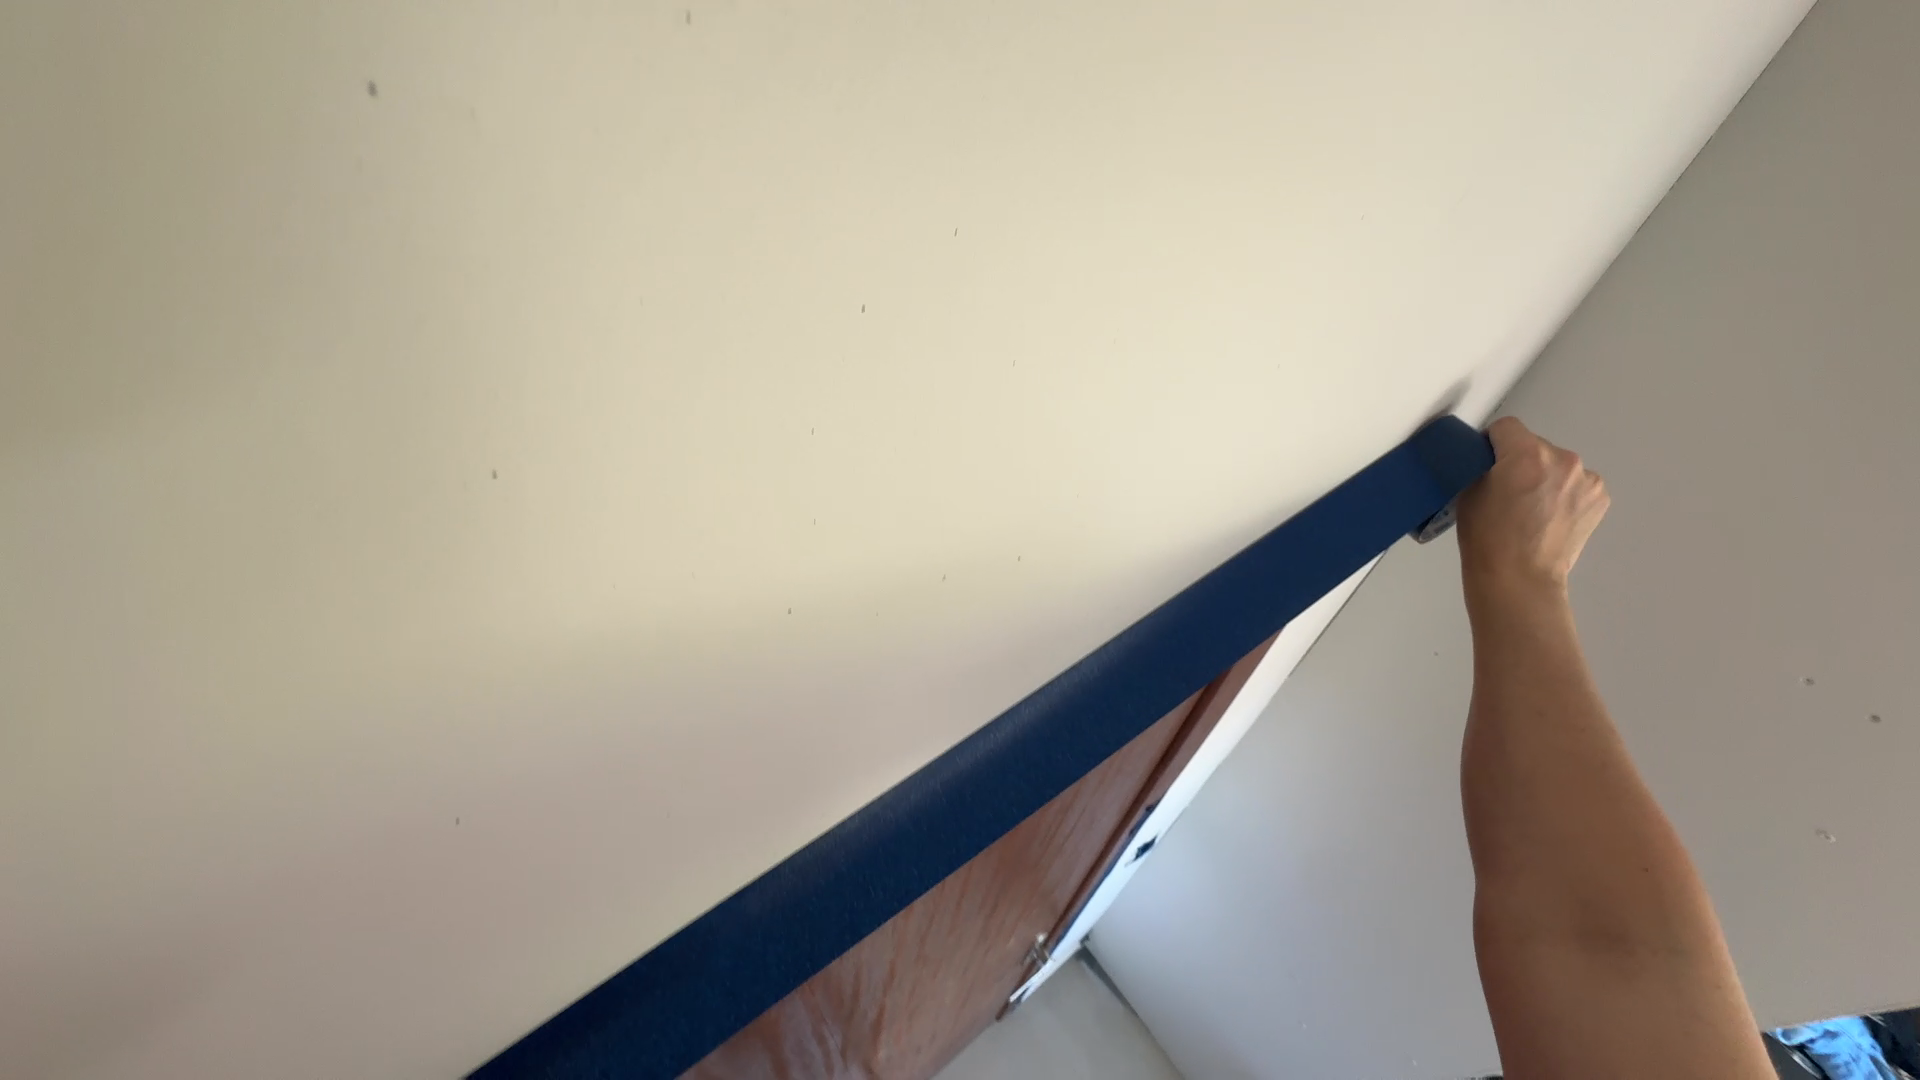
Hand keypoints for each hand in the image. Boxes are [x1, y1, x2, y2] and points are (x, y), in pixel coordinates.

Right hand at [1456, 417, 1609, 591]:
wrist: (1518, 577)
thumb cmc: (1484, 537)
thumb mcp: (1468, 492)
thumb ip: (1484, 466)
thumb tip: (1493, 460)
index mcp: (1525, 454)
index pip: (1506, 427)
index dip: (1491, 442)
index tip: (1485, 462)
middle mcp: (1563, 459)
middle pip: (1534, 445)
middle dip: (1520, 461)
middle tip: (1506, 491)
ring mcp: (1587, 479)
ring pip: (1557, 465)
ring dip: (1544, 476)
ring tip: (1530, 508)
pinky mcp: (1600, 497)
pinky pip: (1576, 483)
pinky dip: (1562, 493)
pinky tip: (1550, 516)